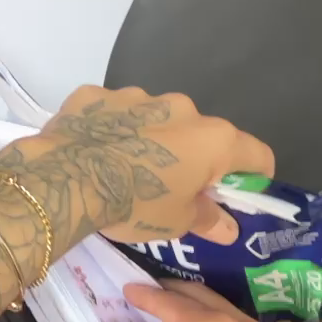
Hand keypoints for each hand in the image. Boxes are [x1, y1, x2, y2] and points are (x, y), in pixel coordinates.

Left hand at [14, 86, 274, 243]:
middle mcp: (180, 107)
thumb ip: (207, 219)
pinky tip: (90, 149)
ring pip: (153, 117)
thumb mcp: (176, 222)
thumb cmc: (133, 203)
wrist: (65, 178)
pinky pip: (109, 111)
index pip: (255, 154)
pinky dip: (107, 127)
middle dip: (191, 156)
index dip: (252, 177)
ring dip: (147, 137)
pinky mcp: (93, 94)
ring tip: (121, 167)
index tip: (235, 193)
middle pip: (199, 133)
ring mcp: (134, 95)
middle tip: (169, 186)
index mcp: (212, 139)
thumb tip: (228, 227)